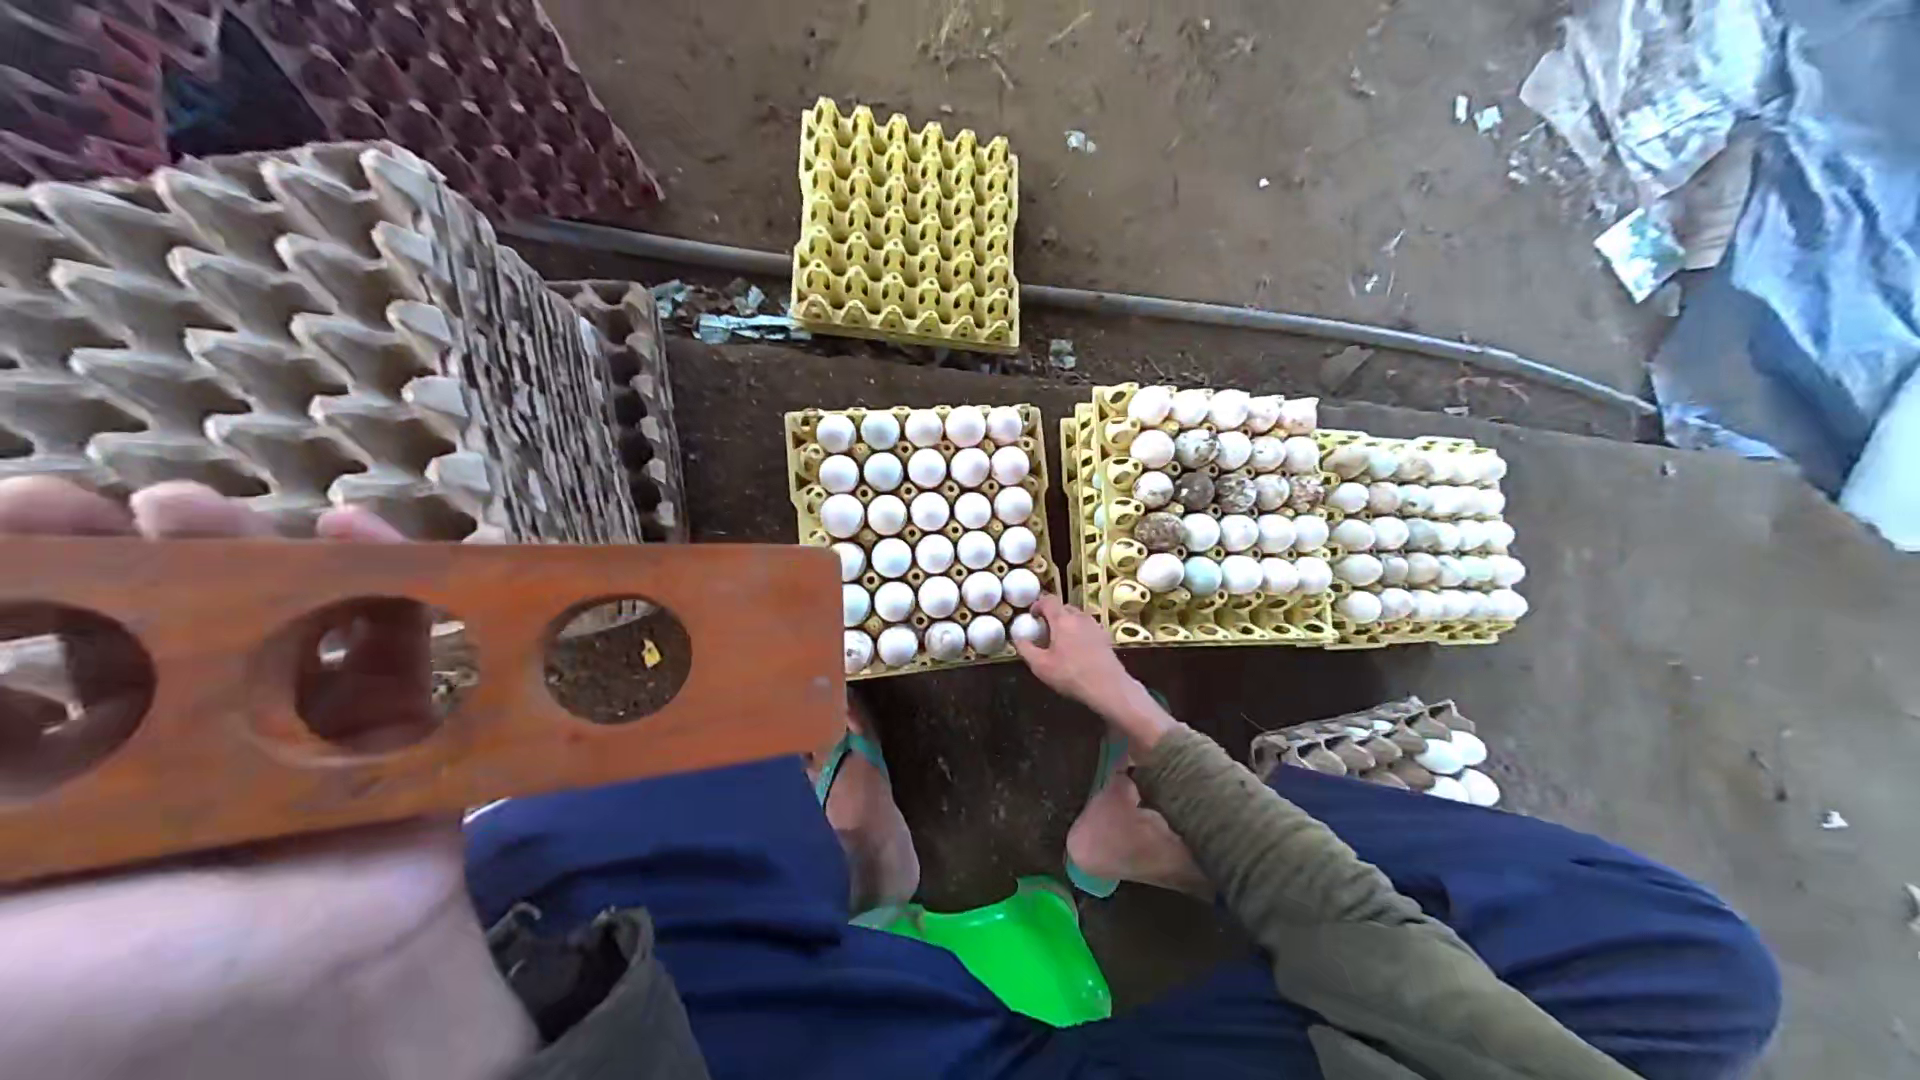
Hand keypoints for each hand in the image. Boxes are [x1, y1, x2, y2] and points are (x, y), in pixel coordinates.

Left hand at [0, 477, 532, 1079]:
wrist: (314, 993)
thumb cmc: (112, 978)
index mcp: (78, 781)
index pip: (36, 666)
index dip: (25, 588)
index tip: (21, 523)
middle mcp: (189, 741)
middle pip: (167, 626)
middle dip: (138, 556)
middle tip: (110, 504)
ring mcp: (303, 725)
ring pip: (285, 618)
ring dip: (260, 553)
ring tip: (207, 507)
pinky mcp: (395, 720)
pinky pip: (399, 638)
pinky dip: (394, 581)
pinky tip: (364, 530)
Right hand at [1014, 594, 1176, 748]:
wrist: (1108, 687)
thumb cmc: (1071, 675)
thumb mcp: (1040, 666)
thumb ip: (1025, 648)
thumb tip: (1018, 637)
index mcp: (1062, 619)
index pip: (1048, 600)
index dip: (1037, 605)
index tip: (1032, 617)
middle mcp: (1080, 617)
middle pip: (1063, 607)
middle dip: (1051, 615)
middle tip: (1044, 631)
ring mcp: (1095, 626)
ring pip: (1076, 617)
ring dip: (1066, 623)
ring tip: (1059, 642)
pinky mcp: (1105, 637)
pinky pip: (1087, 627)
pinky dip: (1078, 632)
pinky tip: (1076, 650)